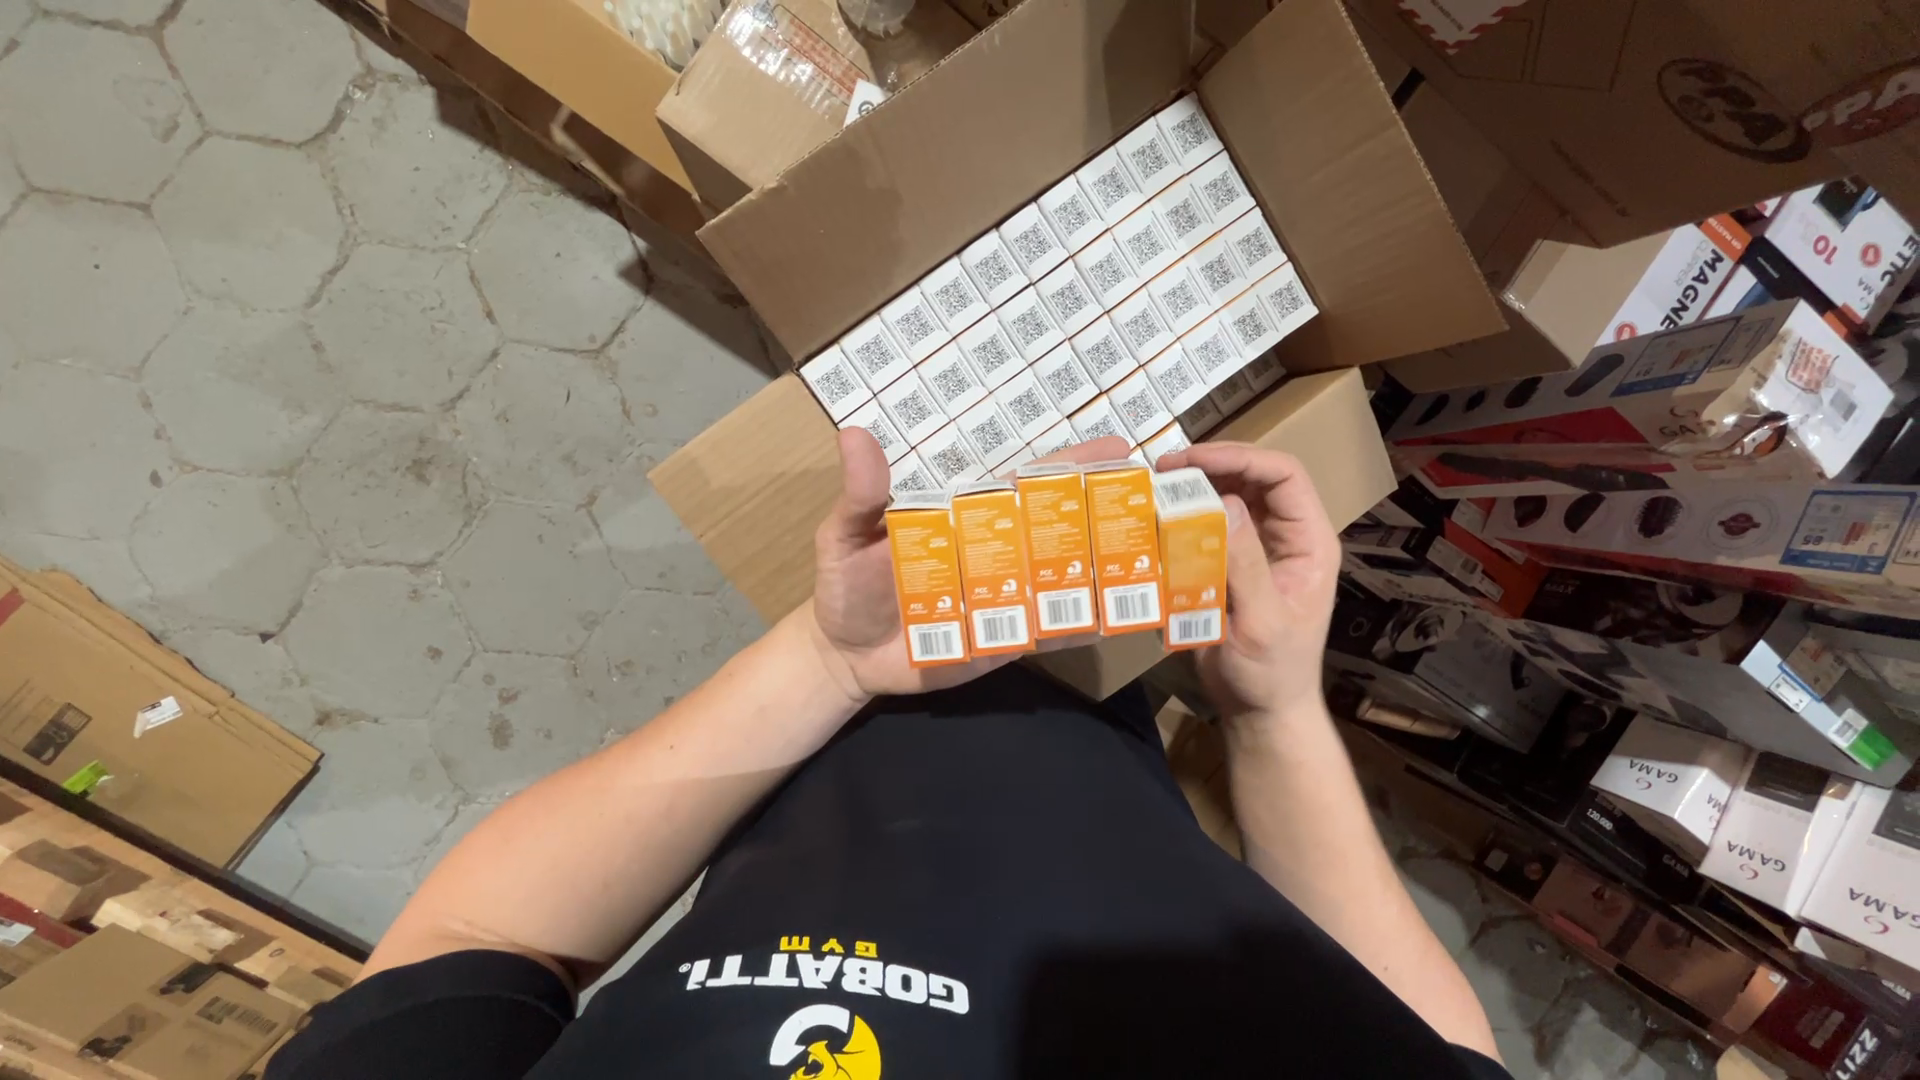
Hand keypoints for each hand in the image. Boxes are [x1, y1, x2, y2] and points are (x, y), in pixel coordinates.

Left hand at [810, 428, 1131, 699]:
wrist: (845, 656)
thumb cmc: (847, 586)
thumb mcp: (847, 535)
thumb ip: (862, 494)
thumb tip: (854, 435)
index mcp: (967, 517)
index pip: (1025, 485)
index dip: (1070, 466)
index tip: (1119, 449)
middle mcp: (999, 552)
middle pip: (1061, 527)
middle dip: (1110, 513)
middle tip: (1161, 504)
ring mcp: (1008, 597)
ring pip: (1067, 576)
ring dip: (1111, 565)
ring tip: (1163, 555)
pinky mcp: (1008, 639)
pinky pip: (1054, 629)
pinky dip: (1088, 623)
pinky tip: (1128, 614)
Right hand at [1154, 442, 1340, 721]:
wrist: (1260, 710)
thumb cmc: (1271, 672)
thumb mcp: (1261, 620)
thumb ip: (1245, 562)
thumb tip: (1222, 502)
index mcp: (1308, 542)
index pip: (1283, 476)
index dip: (1240, 457)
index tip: (1191, 461)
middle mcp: (1285, 536)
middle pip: (1254, 477)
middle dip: (1211, 465)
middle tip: (1163, 469)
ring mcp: (1257, 549)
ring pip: (1230, 496)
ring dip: (1194, 487)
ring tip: (1156, 487)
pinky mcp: (1231, 564)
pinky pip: (1210, 526)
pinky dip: (1184, 516)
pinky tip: (1158, 518)